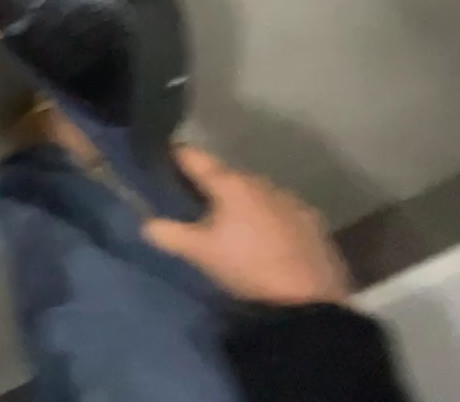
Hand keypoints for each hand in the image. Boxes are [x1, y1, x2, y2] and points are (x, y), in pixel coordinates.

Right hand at [141, 145, 351, 305]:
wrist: (313, 305)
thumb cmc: (248, 267)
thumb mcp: (199, 252)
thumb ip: (168, 233)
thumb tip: (146, 223)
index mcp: (229, 182)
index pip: (192, 155)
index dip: (173, 156)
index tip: (160, 163)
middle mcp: (260, 182)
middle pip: (224, 173)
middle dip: (208, 184)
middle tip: (193, 203)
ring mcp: (291, 200)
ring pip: (254, 191)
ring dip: (239, 200)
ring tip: (229, 223)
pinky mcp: (313, 222)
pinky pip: (279, 210)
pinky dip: (265, 217)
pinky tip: (263, 239)